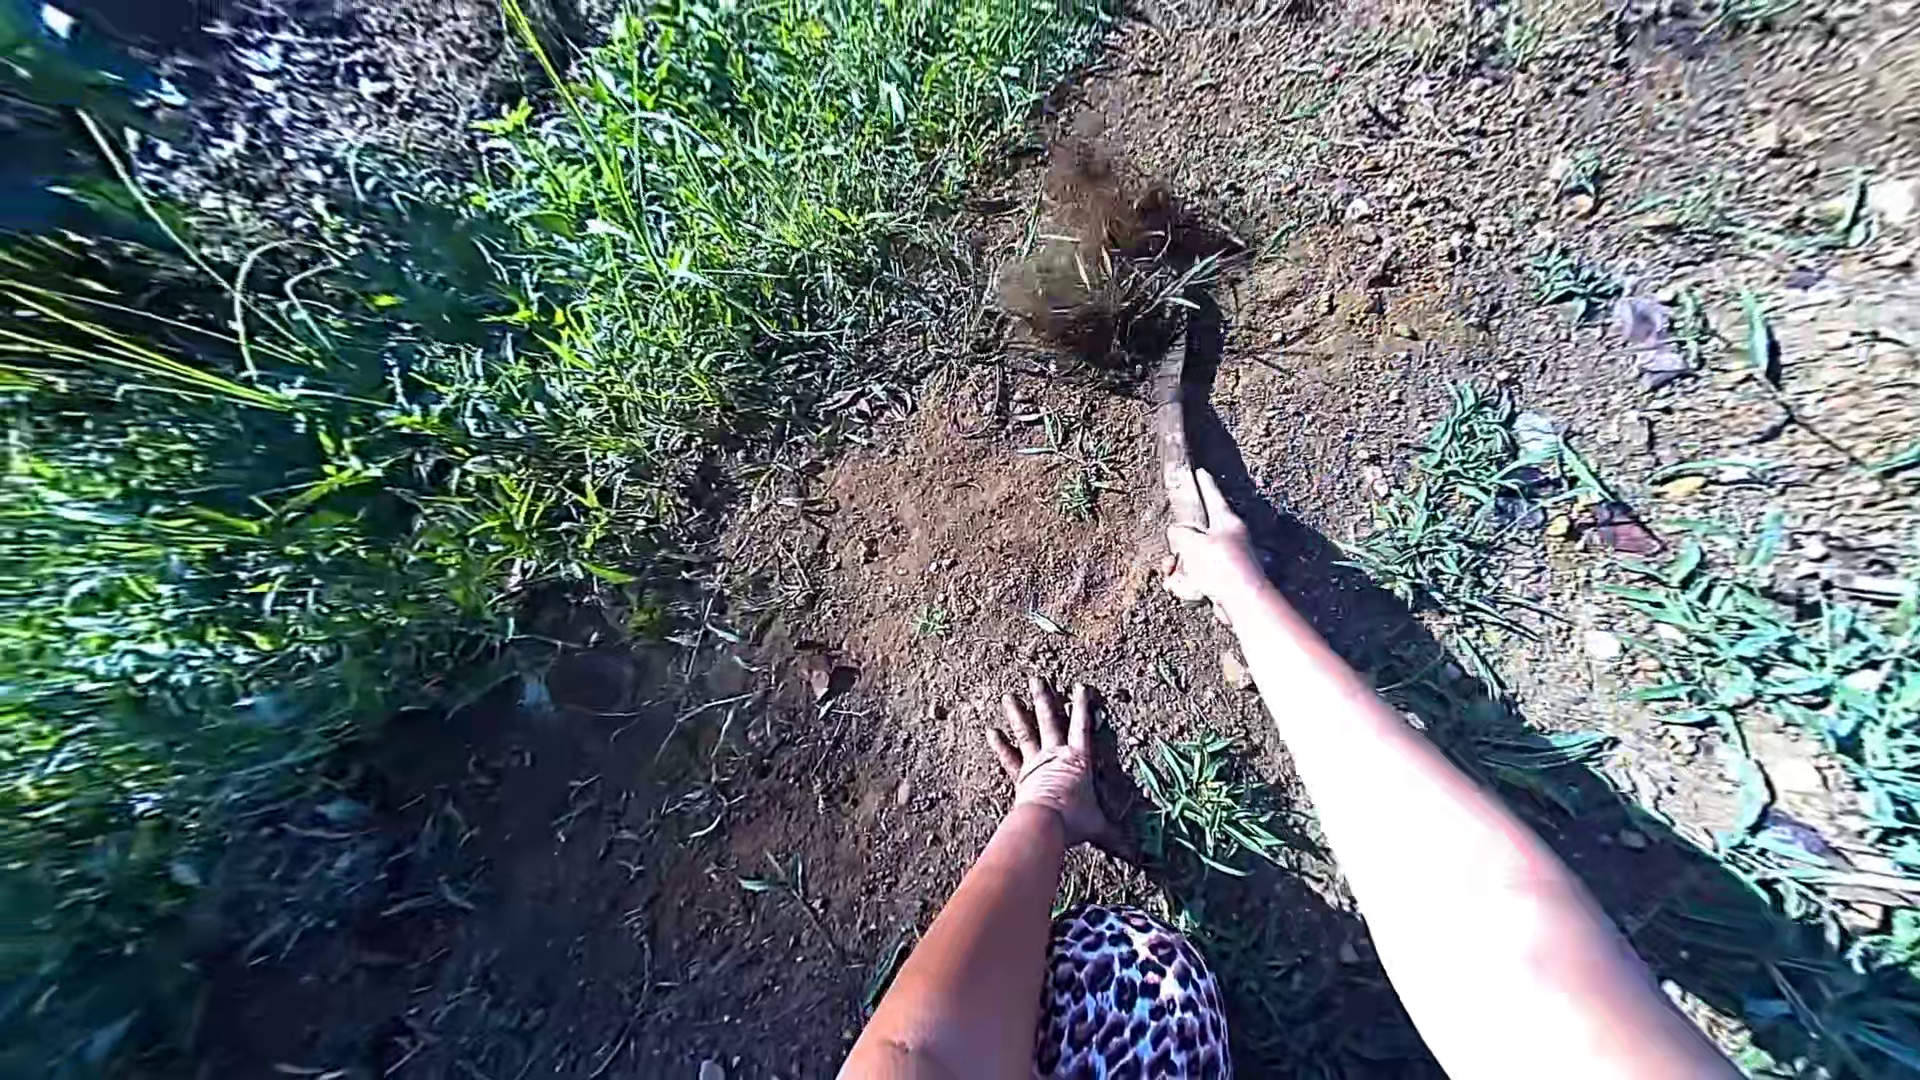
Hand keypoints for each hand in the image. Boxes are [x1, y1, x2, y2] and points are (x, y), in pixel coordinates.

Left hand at [987, 676, 1129, 857]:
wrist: (1045, 824)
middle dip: (1043, 698)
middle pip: (1049, 720)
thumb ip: (1117, 838)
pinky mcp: (1020, 774)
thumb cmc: (1075, 821)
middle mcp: (1055, 753)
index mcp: (1078, 759)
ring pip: (1026, 731)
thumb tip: (1140, 858)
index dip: (1082, 706)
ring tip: (1008, 695)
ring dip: (1017, 712)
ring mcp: (1035, 761)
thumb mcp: (1100, 828)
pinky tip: (991, 730)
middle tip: (1036, 678)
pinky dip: (999, 744)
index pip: (1082, 726)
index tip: (1080, 686)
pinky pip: (1008, 756)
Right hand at [1162, 468, 1264, 612]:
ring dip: (1178, 568)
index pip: (1213, 497)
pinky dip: (1185, 585)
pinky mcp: (1221, 583)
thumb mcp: (1192, 542)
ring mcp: (1225, 562)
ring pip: (1191, 559)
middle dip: (1178, 546)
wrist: (1240, 603)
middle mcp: (1228, 539)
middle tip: (1170, 556)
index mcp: (1227, 523)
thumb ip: (1179, 533)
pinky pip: (1194, 579)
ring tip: (1173, 575)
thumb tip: (1176, 532)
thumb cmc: (1221, 567)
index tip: (1201, 472)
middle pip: (1195, 534)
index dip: (1205, 485)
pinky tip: (1184, 589)